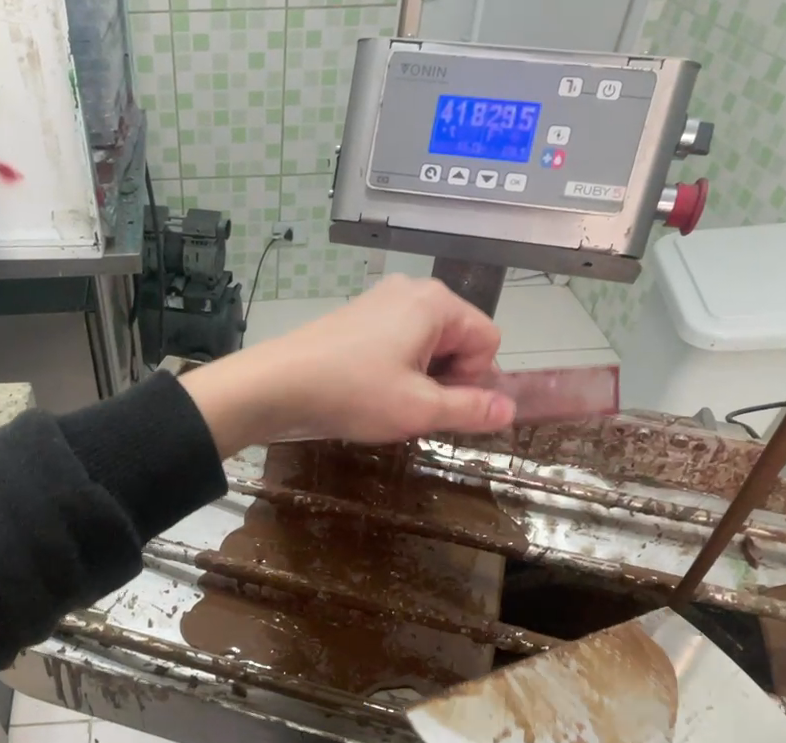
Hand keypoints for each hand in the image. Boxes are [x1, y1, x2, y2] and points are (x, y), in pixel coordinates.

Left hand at [178, 275, 513, 456]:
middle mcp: (412, 290)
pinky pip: (397, 344)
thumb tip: (509, 410)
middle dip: (446, 378)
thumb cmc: (353, 393)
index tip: (441, 405)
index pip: (488, 340)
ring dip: (419, 379)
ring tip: (387, 403)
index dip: (474, 379)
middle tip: (413, 408)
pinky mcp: (356, 318)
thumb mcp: (419, 409)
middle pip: (458, 339)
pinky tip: (368, 393)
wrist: (276, 385)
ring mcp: (380, 301)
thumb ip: (470, 409)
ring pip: (426, 345)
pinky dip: (393, 371)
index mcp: (436, 302)